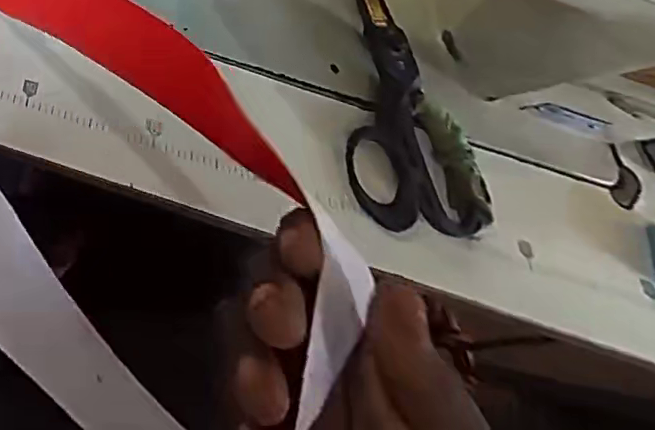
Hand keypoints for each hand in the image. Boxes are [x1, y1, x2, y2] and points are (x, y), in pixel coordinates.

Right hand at [232, 209, 486, 429]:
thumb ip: (423, 376)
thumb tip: (396, 293)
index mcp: (368, 333)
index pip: (325, 263)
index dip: (303, 242)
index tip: (299, 250)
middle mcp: (320, 346)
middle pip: (271, 286)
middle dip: (267, 294)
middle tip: (278, 324)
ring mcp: (286, 385)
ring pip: (241, 332)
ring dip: (245, 350)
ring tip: (266, 397)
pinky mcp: (259, 420)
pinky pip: (230, 392)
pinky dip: (236, 397)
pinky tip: (257, 419)